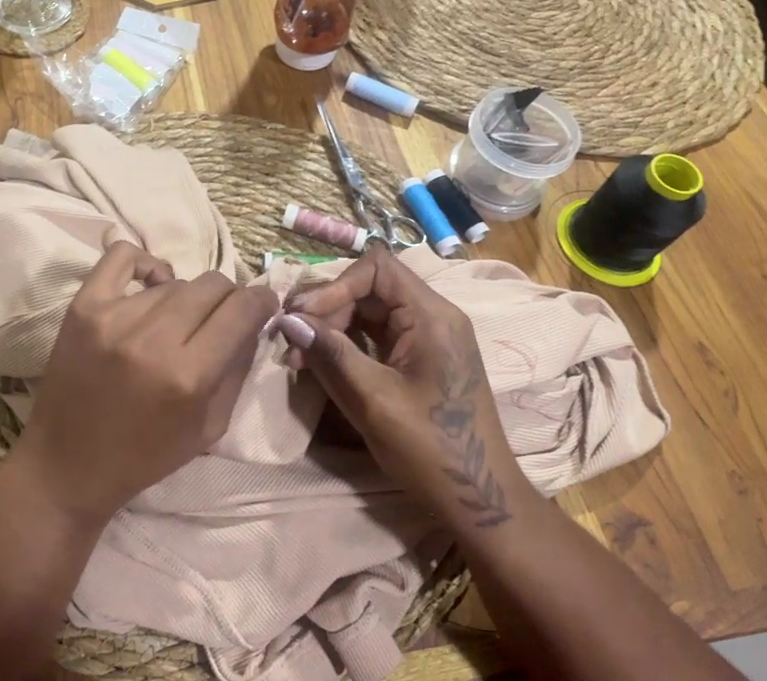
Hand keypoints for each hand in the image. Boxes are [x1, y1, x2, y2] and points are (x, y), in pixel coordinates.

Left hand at [12, 242, 278, 523]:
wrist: (67, 465)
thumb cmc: (145, 456)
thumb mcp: (210, 427)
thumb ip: (238, 369)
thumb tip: (254, 320)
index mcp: (189, 376)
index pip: (243, 309)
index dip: (262, 301)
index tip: (263, 305)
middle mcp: (153, 340)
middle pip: (212, 285)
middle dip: (228, 298)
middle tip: (220, 317)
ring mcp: (114, 318)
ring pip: (174, 281)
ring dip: (185, 298)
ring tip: (174, 323)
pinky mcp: (83, 307)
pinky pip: (123, 256)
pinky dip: (146, 264)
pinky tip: (150, 285)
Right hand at [282, 245, 532, 531]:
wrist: (480, 500)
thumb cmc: (431, 449)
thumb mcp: (374, 401)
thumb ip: (330, 354)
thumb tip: (287, 319)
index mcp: (431, 316)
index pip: (376, 267)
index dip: (334, 285)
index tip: (303, 316)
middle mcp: (433, 317)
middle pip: (370, 287)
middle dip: (327, 308)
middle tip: (292, 341)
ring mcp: (428, 338)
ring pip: (370, 311)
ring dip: (332, 328)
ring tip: (299, 358)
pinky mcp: (421, 360)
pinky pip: (377, 336)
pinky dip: (347, 345)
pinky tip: (321, 365)